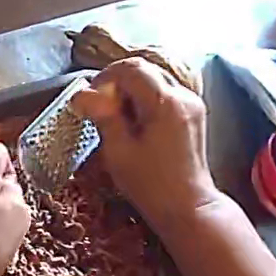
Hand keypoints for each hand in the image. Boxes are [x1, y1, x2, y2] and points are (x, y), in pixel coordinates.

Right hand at [71, 58, 223, 231]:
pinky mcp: (193, 113)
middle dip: (118, 82)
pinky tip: (137, 123)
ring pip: (155, 79)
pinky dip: (146, 99)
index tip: (91, 98)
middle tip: (102, 107)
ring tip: (118, 117)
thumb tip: (81, 94)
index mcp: (164, 103)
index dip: (105, 77)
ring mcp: (192, 103)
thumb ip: (103, 116)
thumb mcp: (119, 152)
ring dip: (132, 90)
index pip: (131, 69)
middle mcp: (183, 95)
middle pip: (145, 69)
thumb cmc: (150, 184)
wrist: (187, 207)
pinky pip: (165, 92)